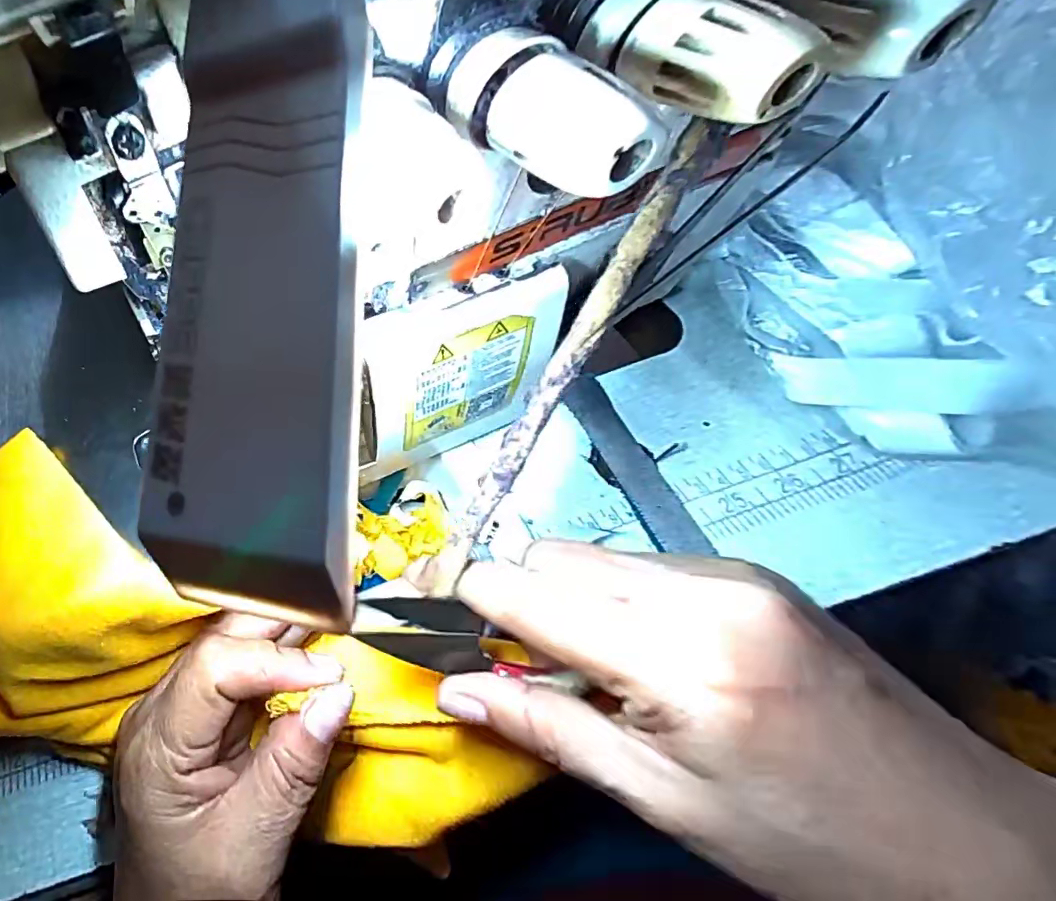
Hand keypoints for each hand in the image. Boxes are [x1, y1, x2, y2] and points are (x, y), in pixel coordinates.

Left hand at [112, 614, 353, 899]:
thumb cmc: (197, 894)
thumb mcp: (251, 843)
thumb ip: (291, 769)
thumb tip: (336, 698)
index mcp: (156, 741)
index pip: (211, 668)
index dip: (273, 659)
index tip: (331, 673)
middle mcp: (154, 712)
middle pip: (214, 646)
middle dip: (275, 628)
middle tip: (337, 626)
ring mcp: (170, 711)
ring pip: (223, 649)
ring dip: (275, 638)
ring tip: (326, 632)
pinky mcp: (190, 719)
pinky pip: (231, 674)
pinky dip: (270, 663)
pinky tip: (299, 657)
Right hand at [431, 541, 1055, 900]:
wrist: (993, 854)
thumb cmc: (815, 847)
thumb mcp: (667, 805)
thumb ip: (545, 731)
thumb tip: (451, 689)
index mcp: (678, 656)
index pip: (515, 586)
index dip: (453, 594)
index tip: (414, 606)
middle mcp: (701, 591)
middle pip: (544, 555)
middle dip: (511, 598)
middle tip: (516, 660)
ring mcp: (731, 573)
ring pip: (585, 553)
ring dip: (558, 596)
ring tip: (588, 663)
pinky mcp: (748, 571)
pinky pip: (634, 563)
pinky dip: (607, 595)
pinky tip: (641, 650)